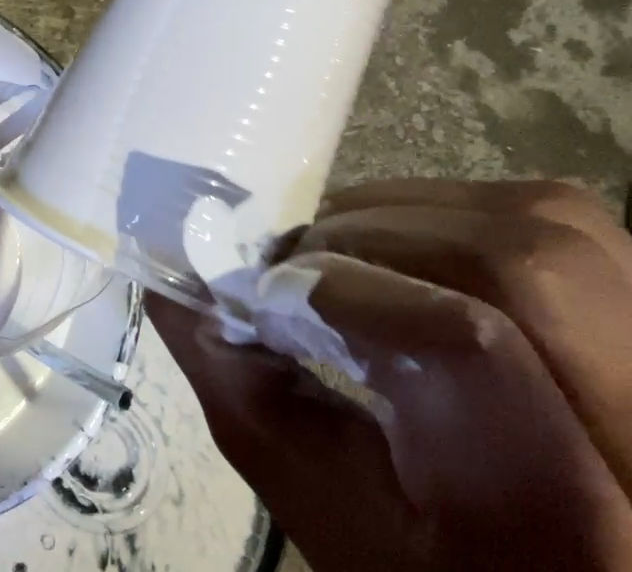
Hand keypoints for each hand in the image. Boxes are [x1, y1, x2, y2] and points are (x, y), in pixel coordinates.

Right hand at [151, 180, 631, 570]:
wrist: (538, 561)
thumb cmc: (412, 554)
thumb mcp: (309, 492)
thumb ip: (235, 379)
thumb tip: (169, 272)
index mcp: (554, 510)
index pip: (468, 342)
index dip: (343, 288)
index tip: (267, 296)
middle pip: (525, 266)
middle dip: (377, 236)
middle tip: (301, 267)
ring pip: (559, 227)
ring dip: (417, 214)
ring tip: (352, 255)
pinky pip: (579, 225)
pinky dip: (468, 213)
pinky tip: (416, 254)